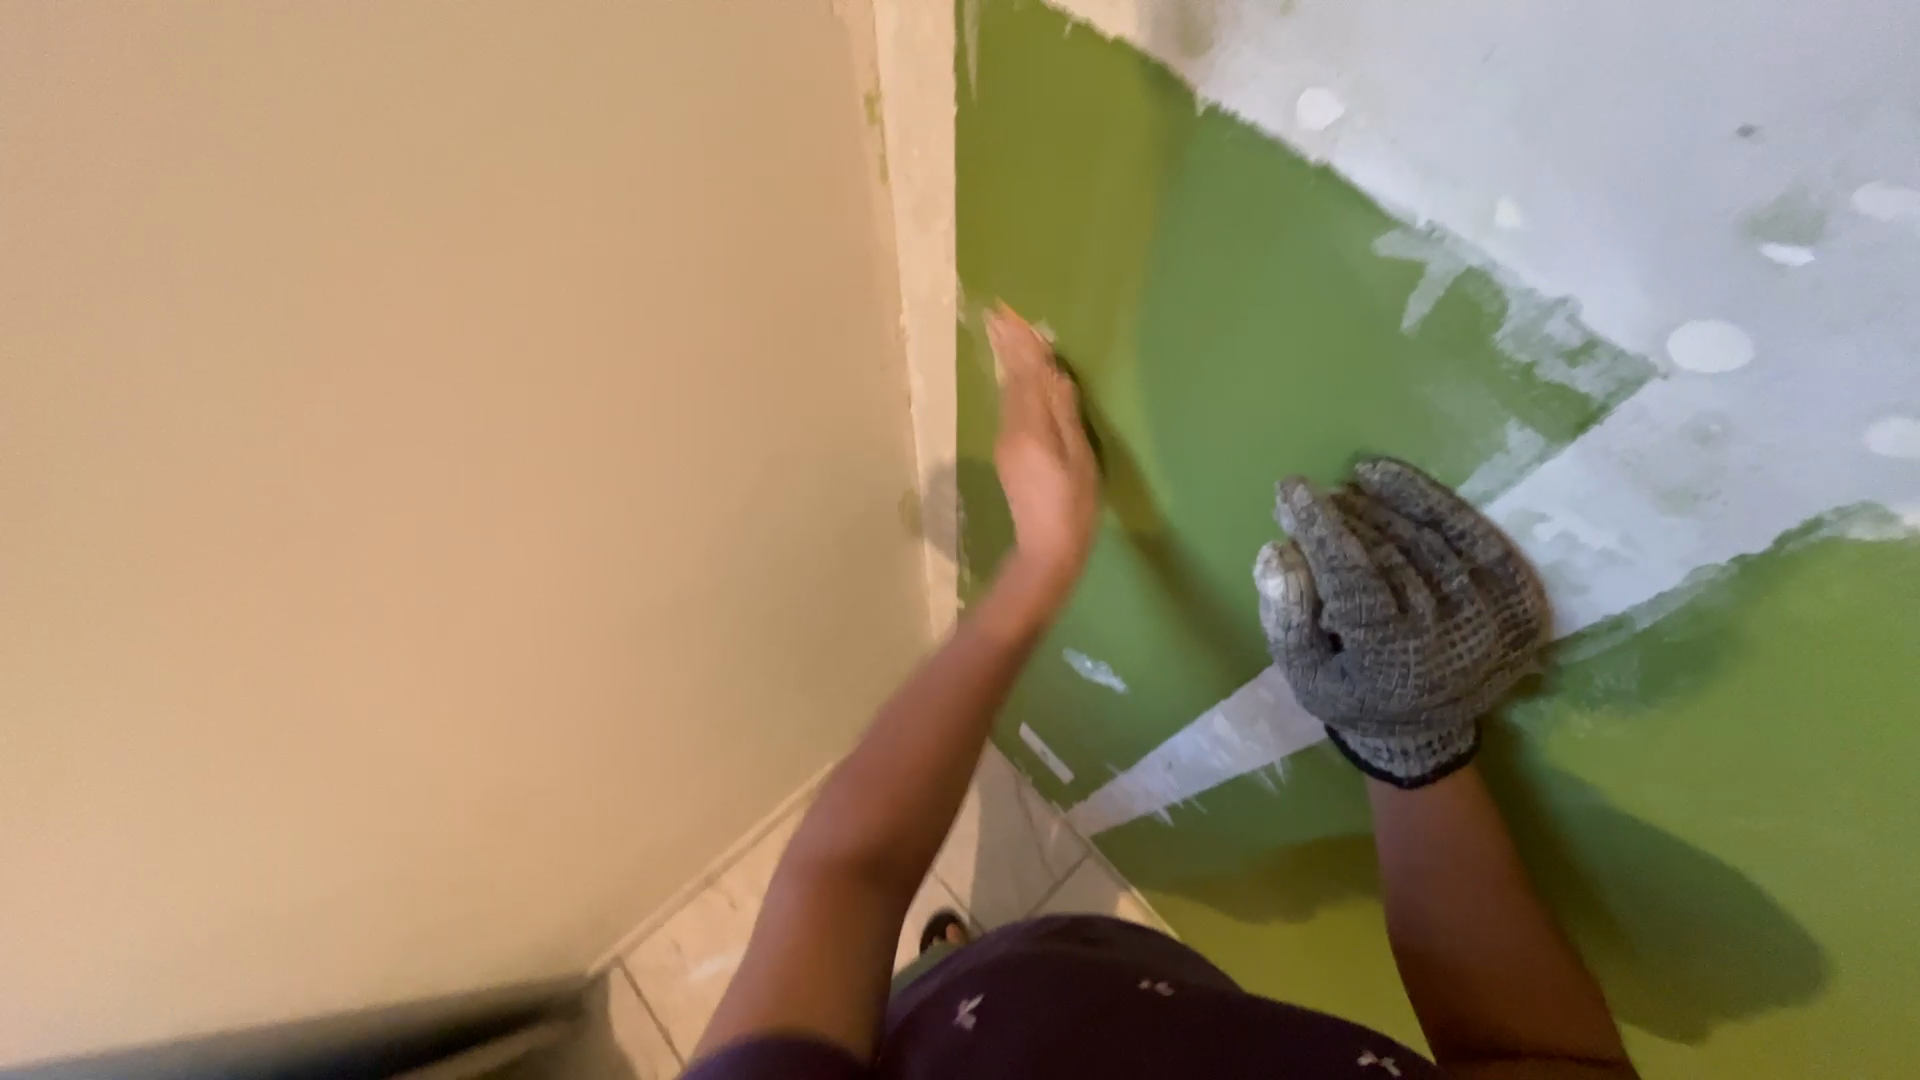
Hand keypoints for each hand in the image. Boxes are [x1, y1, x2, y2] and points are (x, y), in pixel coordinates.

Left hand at [987, 304, 1099, 599]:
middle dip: (1007, 347)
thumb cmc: (1073, 506)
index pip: (1026, 377)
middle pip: (1011, 382)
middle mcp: (1011, 431)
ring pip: (1008, 395)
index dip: (1022, 346)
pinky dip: (1014, 386)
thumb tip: (1056, 376)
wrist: (1046, 548)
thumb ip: (1066, 416)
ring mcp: (1006, 444)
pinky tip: (1017, 378)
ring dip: (1008, 364)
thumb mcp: (1080, 459)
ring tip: (1002, 332)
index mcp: (1031, 429)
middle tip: (994, 312)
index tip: (1012, 315)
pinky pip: (1012, 410)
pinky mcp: (1009, 456)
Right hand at [1253, 458, 1551, 786]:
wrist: (1423, 732)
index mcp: (1392, 656)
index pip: (1352, 573)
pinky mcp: (1517, 598)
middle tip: (1307, 495)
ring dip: (1379, 504)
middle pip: (1389, 549)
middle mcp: (1449, 631)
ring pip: (1428, 536)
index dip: (1319, 527)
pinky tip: (1391, 479)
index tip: (1289, 490)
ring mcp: (1491, 612)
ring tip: (1344, 488)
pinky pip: (1474, 534)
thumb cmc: (1350, 697)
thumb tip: (1277, 549)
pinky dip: (1432, 502)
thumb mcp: (1302, 672)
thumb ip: (1285, 615)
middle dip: (1341, 514)